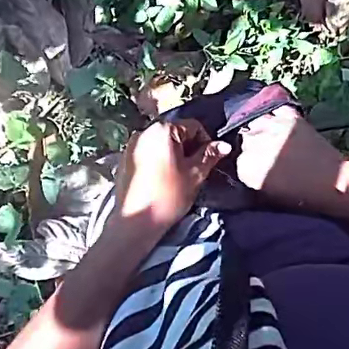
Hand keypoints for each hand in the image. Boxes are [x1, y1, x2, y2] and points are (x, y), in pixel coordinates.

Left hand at [111, 119, 228, 232]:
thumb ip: (209, 155)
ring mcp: (132, 144)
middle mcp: (144, 131)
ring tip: (179, 175)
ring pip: (162, 143)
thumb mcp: (195, 174)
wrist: (135, 221)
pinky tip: (163, 178)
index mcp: (162, 130)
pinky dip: (159, 159)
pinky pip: (148, 152)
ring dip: (174, 154)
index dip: (206, 142)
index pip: (193, 126)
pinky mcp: (124, 158)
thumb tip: (224, 145)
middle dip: (189, 148)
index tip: (208, 161)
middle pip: (176, 132)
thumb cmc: (169, 196)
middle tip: (195, 169)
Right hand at [232, 107, 348, 212]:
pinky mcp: (289, 117)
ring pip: (255, 121)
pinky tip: (276, 121)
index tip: (247, 164)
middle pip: (242, 137)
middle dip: (247, 144)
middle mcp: (253, 142)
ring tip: (265, 135)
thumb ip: (247, 178)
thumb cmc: (300, 197)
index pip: (231, 156)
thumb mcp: (264, 195)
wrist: (333, 184)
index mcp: (244, 165)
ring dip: (258, 128)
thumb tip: (239, 168)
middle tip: (258, 152)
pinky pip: (274, 110)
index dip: (240, 160)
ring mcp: (271, 126)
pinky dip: (274, 114)